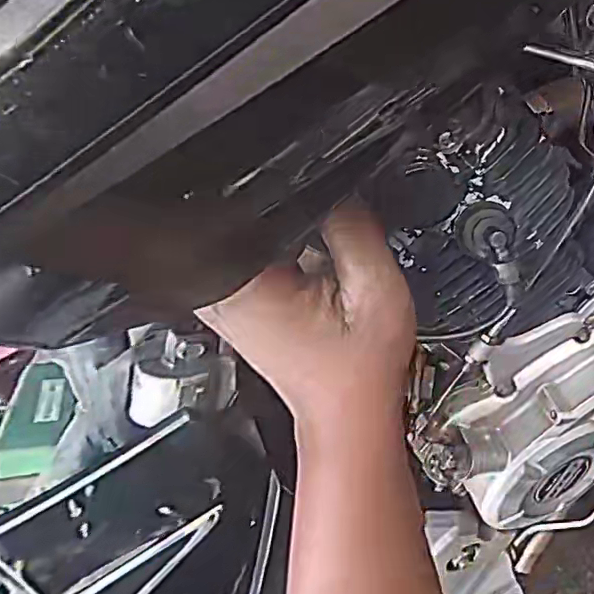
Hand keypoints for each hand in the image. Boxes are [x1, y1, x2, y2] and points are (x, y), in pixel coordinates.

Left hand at [197, 201, 414, 425]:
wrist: (349, 406)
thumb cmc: (359, 368)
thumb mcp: (376, 291)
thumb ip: (356, 230)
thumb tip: (342, 188)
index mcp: (241, 281)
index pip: (250, 199)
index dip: (296, 189)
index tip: (332, 212)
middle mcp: (218, 286)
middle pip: (249, 210)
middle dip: (298, 214)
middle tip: (334, 257)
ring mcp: (222, 293)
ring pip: (253, 228)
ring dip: (294, 233)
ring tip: (325, 271)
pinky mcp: (237, 298)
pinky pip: (256, 250)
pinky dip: (290, 250)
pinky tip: (315, 273)